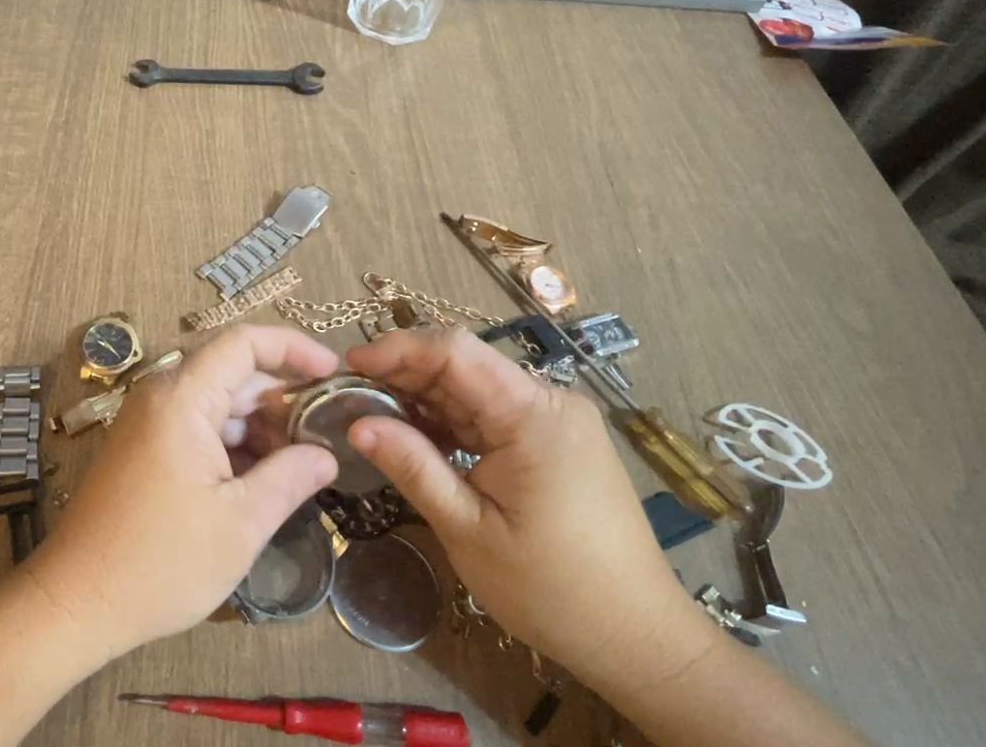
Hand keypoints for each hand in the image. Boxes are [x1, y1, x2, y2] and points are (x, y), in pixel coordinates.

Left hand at [23, 326, 340, 659]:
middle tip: (328, 436)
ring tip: (303, 466)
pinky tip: (264, 481)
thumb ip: (289, 478)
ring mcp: (149, 424)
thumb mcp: (240, 523)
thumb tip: (327, 455)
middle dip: (282, 400)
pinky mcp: (145, 450)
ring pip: (218, 405)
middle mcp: (161, 398)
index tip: (333, 373)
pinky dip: (234, 446)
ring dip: (261, 428)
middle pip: (233, 375)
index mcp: (181, 398)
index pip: (243, 343)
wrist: (77, 600)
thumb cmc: (161, 561)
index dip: (293, 348)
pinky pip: (199, 429)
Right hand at [344, 326, 719, 684]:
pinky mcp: (554, 441)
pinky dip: (450, 420)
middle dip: (403, 372)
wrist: (636, 637)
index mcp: (534, 415)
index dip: (397, 348)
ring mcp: (555, 420)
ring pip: (474, 387)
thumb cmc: (551, 589)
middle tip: (351, 395)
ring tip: (372, 414)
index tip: (348, 365)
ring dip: (423, 397)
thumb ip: (413, 467)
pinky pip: (491, 413)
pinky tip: (414, 436)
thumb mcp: (468, 529)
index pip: (455, 352)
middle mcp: (550, 402)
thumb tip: (357, 424)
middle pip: (464, 364)